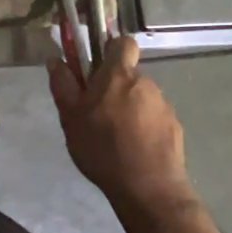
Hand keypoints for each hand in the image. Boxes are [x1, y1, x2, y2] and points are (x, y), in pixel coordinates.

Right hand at [47, 36, 196, 214]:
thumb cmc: (102, 148)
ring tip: (115, 137)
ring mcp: (164, 105)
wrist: (149, 189)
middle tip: (97, 113)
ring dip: (130, 108)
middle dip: (114, 88)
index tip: (97, 69)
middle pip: (128, 75)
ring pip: (141, 97)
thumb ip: (63, 84)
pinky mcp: (175, 128)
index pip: (122, 43)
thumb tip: (56, 59)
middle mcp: (145, 83)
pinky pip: (154, 118)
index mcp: (118, 74)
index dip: (110, 50)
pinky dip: (144, 127)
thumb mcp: (70, 117)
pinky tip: (133, 150)